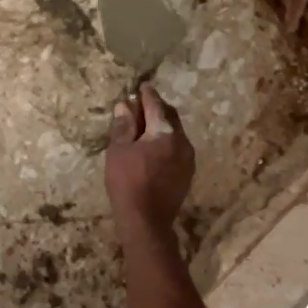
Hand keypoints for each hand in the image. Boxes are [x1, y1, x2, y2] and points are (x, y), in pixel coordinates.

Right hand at [105, 83, 194, 229]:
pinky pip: (177, 148)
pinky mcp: (187, 173)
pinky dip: (165, 141)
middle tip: (141, 105)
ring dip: (161, 126)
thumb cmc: (127, 182)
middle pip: (170, 117)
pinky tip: (153, 147)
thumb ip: (124, 126)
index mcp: (165, 133)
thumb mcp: (119, 151)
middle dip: (156, 108)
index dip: (147, 95)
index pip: (156, 105)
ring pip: (175, 133)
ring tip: (144, 126)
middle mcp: (182, 141)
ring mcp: (188, 158)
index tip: (142, 86)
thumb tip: (125, 105)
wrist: (147, 221)